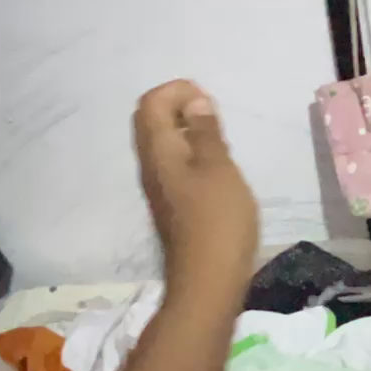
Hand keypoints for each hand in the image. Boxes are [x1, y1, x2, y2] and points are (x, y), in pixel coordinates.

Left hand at [134, 81, 258, 305]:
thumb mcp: (219, 168)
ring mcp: (160, 187)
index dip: (177, 91)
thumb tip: (194, 101)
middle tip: (213, 114)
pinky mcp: (172, 205)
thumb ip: (206, 132)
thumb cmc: (218, 219)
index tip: (208, 100)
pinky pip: (174, 164)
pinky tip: (217, 167)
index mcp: (158, 151)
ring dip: (187, 131)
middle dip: (180, 106)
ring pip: (163, 144)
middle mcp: (151, 166)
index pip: (151, 103)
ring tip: (219, 137)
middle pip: (152, 122)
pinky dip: (192, 153)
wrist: (208, 280)